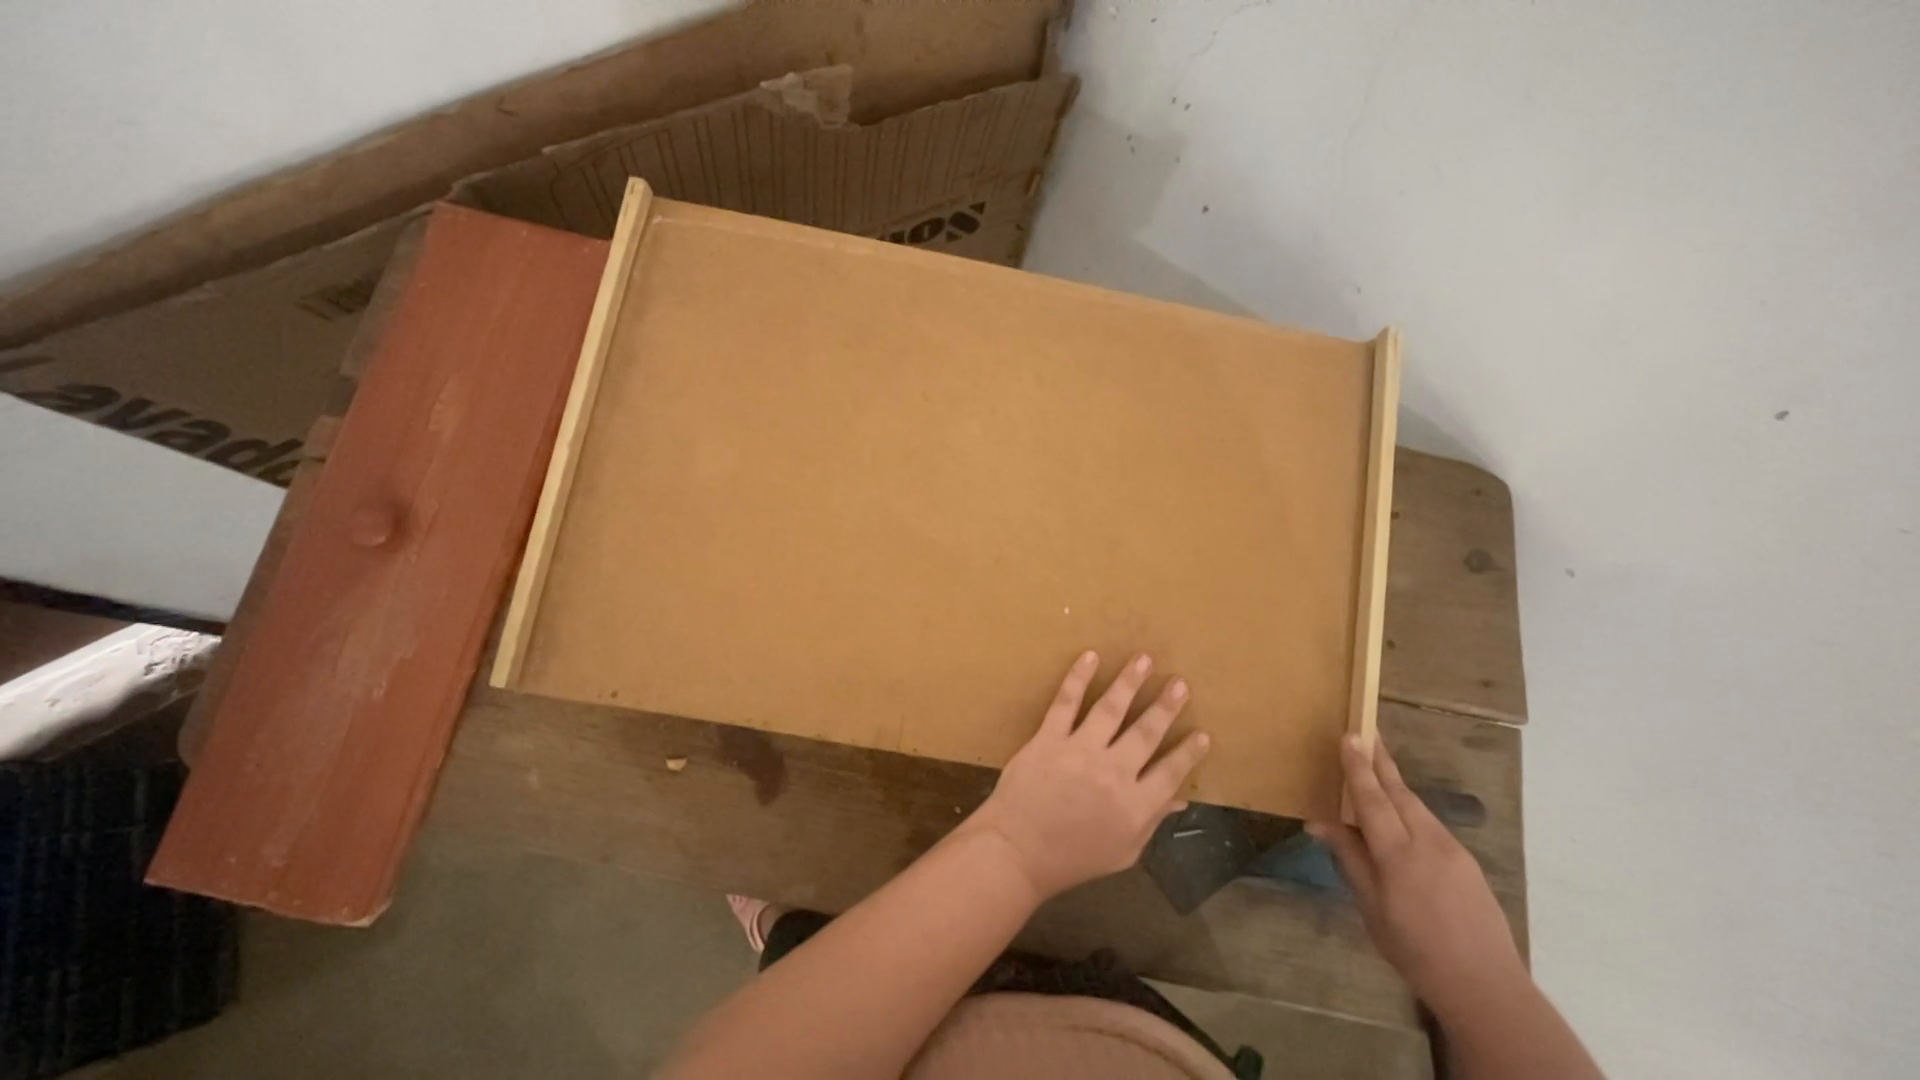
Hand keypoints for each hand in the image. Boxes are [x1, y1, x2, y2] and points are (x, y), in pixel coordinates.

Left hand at [960, 651, 1210, 901]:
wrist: (1017, 852)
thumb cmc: (1072, 858)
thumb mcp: (1123, 852)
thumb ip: (1152, 822)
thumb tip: (1180, 799)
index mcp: (1134, 805)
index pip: (1171, 772)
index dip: (1188, 752)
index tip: (1202, 733)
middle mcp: (1112, 773)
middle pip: (1146, 732)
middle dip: (1166, 706)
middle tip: (1179, 683)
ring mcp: (1079, 752)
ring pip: (1111, 709)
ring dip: (1129, 682)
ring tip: (1144, 660)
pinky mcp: (1048, 740)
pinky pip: (1065, 703)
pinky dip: (1078, 678)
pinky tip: (1090, 657)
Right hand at [1309, 736, 1527, 1018]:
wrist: (1484, 984)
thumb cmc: (1414, 951)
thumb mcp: (1372, 909)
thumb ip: (1350, 860)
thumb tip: (1321, 823)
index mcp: (1399, 855)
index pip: (1372, 800)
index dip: (1358, 767)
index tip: (1350, 735)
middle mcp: (1429, 843)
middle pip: (1400, 793)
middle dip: (1381, 762)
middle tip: (1366, 733)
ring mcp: (1454, 851)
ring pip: (1417, 807)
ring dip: (1395, 785)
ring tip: (1376, 768)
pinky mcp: (1467, 862)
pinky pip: (1431, 825)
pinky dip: (1410, 811)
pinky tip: (1400, 817)